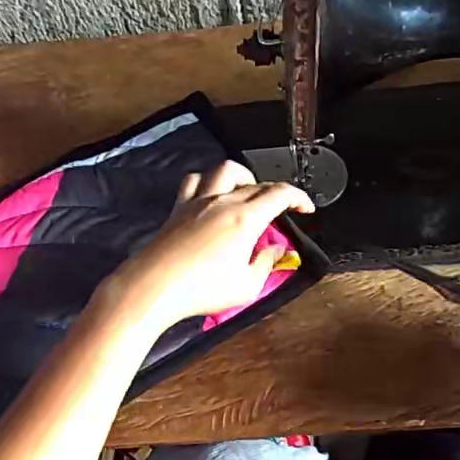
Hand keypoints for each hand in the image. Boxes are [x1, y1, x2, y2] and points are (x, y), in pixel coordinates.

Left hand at [95, 161, 313, 332]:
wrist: (154, 286)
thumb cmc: (200, 290)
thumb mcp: (246, 286)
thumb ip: (266, 264)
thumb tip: (277, 251)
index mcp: (245, 219)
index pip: (280, 194)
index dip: (298, 197)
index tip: (305, 208)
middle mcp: (223, 202)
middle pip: (256, 184)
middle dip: (275, 193)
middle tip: (280, 211)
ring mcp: (198, 202)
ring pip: (225, 170)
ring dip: (243, 176)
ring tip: (248, 191)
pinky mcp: (179, 209)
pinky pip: (194, 181)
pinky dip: (207, 181)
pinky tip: (211, 194)